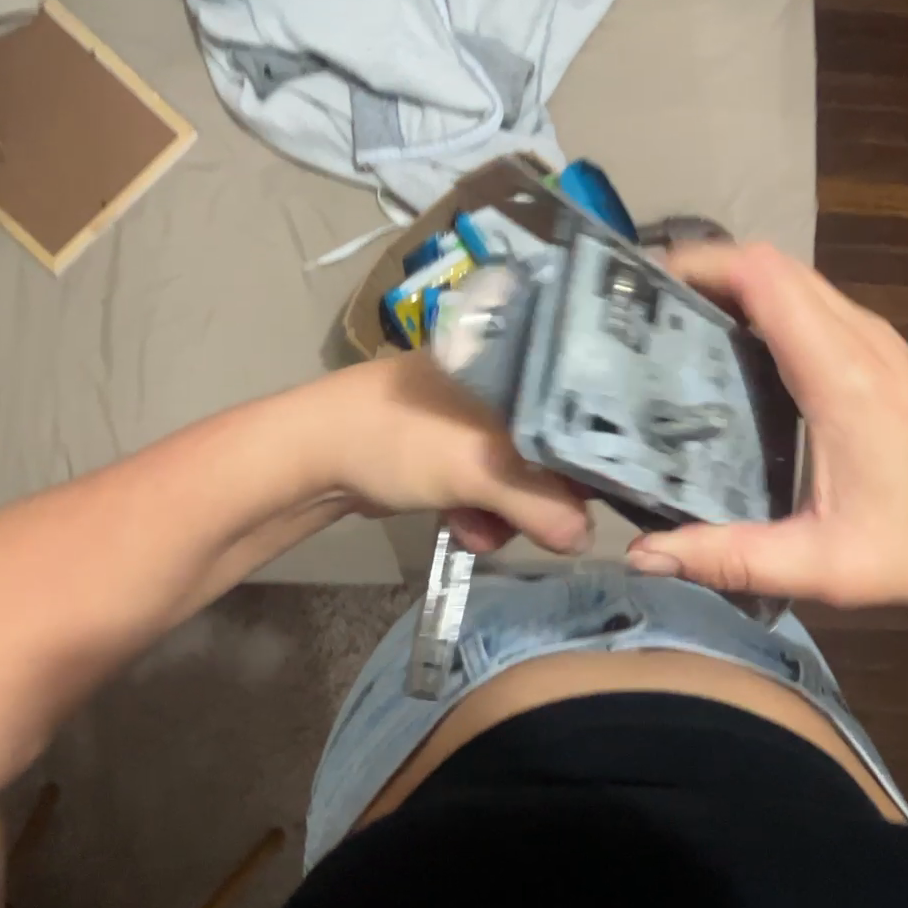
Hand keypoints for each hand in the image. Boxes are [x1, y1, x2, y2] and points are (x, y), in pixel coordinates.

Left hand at [312, 352, 593, 555]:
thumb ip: (541, 505)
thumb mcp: (480, 468)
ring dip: (506, 514)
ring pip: (520, 475)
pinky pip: (488, 485)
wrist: (313, 454)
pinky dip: (481, 511)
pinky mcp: (451, 451)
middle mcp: (503, 387)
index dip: (592, 455)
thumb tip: (586, 539)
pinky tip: (464, 528)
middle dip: (540, 498)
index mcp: (516, 367)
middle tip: (534, 526)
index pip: (580, 408)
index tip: (595, 498)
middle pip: (553, 450)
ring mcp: (474, 421)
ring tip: (482, 531)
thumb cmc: (401, 440)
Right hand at [624, 243, 907, 609]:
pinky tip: (727, 342)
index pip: (767, 279)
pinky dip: (761, 301)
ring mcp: (876, 340)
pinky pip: (809, 301)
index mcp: (844, 377)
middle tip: (646, 302)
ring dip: (733, 281)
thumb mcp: (819, 565)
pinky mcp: (878, 351)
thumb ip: (730, 557)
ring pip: (793, 277)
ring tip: (673, 315)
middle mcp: (863, 341)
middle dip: (706, 268)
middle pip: (774, 265)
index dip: (704, 265)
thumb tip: (643, 554)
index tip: (647, 281)